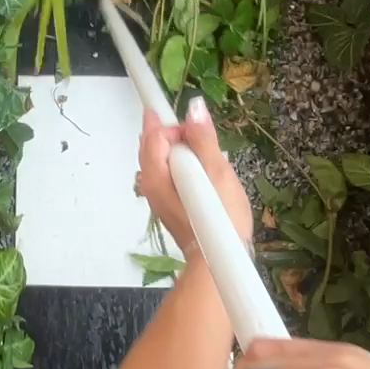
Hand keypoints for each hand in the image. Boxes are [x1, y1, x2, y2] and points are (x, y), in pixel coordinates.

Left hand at [136, 97, 252, 256]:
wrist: (216, 261)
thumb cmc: (219, 217)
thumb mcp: (217, 173)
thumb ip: (203, 139)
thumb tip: (193, 107)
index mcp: (156, 172)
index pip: (152, 133)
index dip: (169, 121)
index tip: (190, 120)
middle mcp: (150, 183)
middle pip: (152, 145)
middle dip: (174, 134)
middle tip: (200, 137)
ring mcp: (156, 195)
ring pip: (160, 160)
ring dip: (178, 150)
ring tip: (203, 153)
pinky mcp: (167, 204)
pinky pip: (167, 174)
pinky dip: (180, 166)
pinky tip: (199, 172)